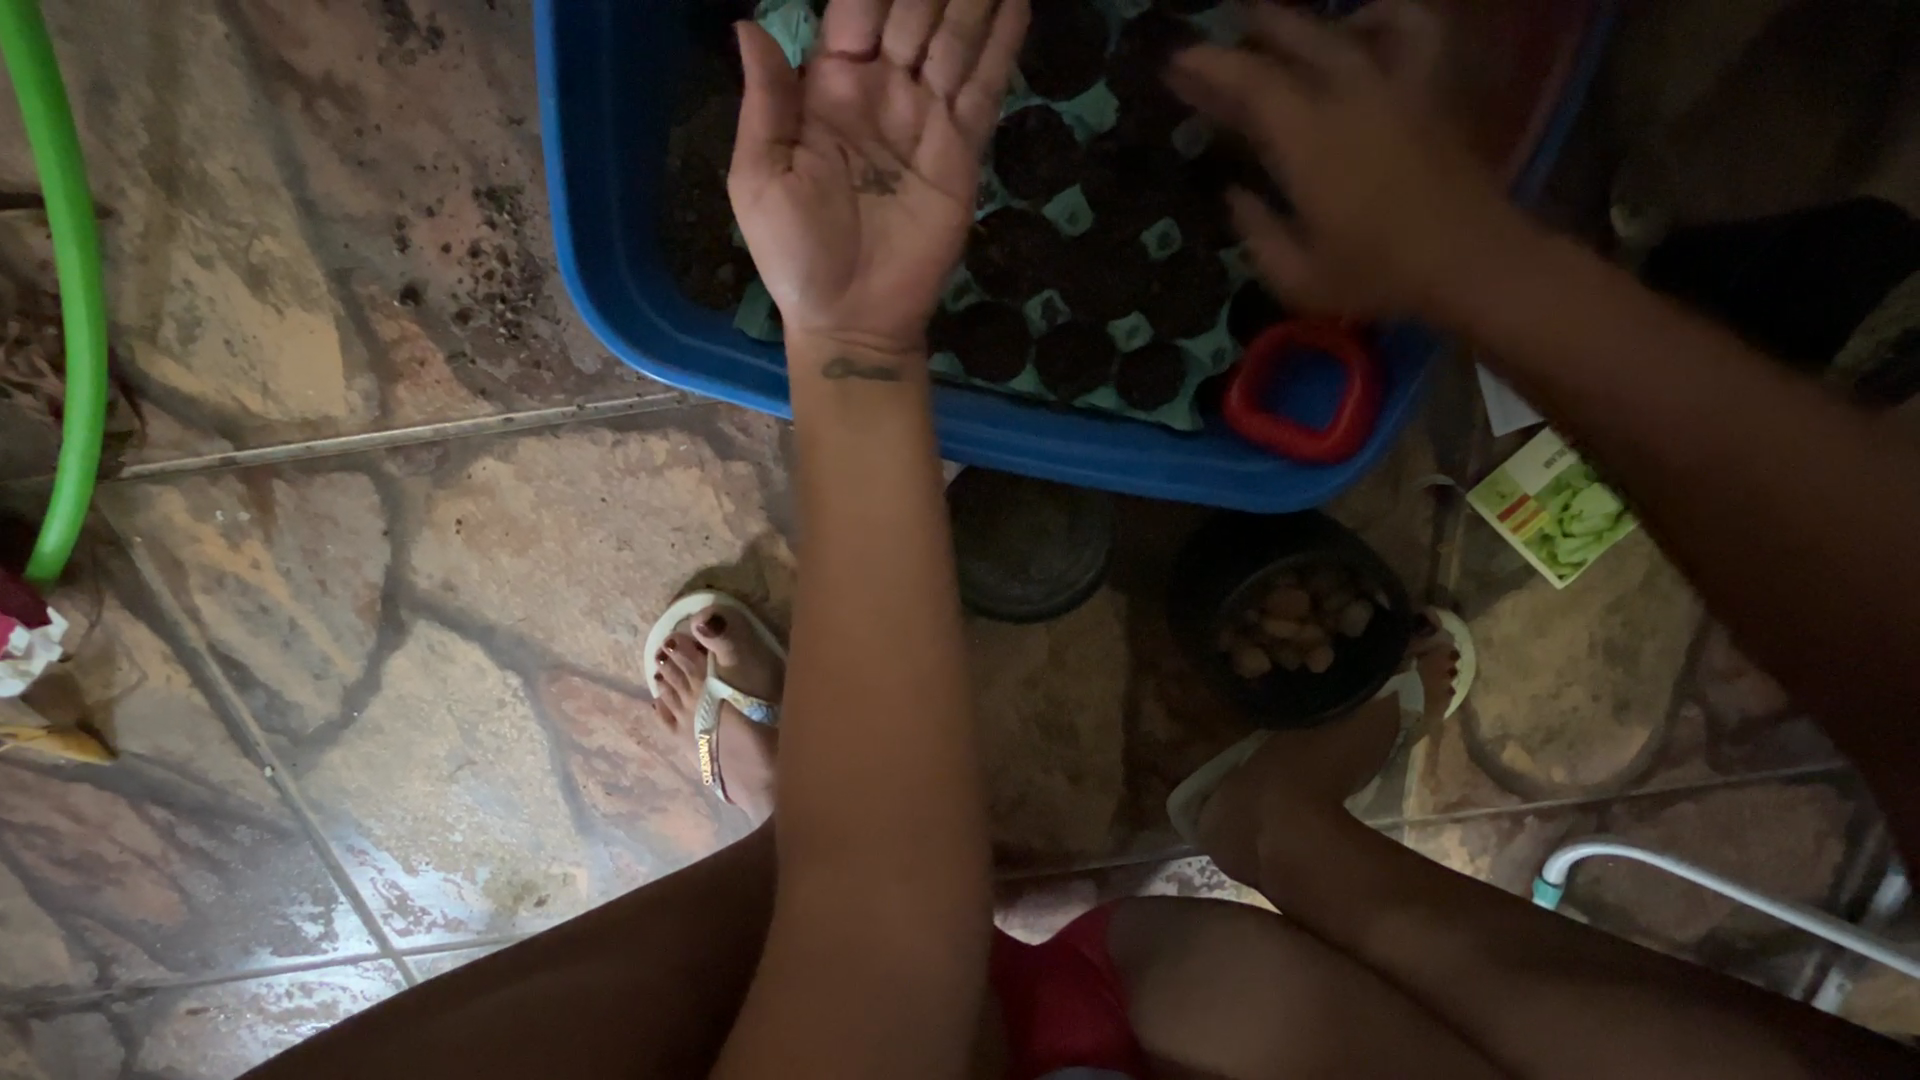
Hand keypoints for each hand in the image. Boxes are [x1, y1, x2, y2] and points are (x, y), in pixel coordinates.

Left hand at [728, 0, 1027, 362]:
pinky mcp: (960, 152)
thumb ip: (766, 102)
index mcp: (827, 90)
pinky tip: (1016, 2)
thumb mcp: (760, 178)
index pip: (857, 8)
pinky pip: (982, 89)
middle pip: (912, 12)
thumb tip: (749, 25)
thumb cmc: (795, 254)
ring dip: (972, 0)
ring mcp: (924, 120)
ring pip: (953, 40)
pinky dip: (1001, 46)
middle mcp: (880, 92)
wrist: (850, 317)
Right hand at [1166, 1, 1532, 322]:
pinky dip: (1384, 15)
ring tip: (1266, 19)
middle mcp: (1350, 98)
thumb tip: (1237, 195)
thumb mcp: (1296, 276)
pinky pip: (1410, 31)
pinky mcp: (1429, 91)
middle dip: (1244, 36)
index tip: (1176, 63)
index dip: (1209, 68)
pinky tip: (1361, 21)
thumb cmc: (1376, 275)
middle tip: (1208, 36)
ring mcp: (1395, 87)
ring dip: (1297, 22)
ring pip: (1343, 29)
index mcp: (1309, 143)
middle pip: (1292, 44)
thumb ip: (1257, 231)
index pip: (1251, 84)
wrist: (1471, 262)